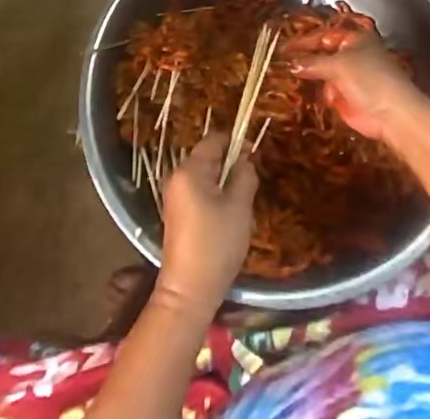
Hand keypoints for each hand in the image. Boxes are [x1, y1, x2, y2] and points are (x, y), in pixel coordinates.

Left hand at [155, 132, 255, 313]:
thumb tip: (245, 158)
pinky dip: (215, 195)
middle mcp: (176, 177)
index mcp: (190, 170)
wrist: (188, 288)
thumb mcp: (239, 207)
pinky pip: (198, 192)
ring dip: (224, 181)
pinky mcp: (176, 212)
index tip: (255, 150)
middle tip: (253, 178)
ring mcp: (174, 195)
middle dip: (230, 163)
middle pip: (207, 158)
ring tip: (244, 198)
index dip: (234, 141)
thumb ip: (244, 177)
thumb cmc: (217, 244)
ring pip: (204, 176)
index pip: (212, 141)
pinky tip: (230, 214)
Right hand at [290, 30, 424, 141]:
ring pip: (319, 71)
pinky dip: (311, 90)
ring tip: (284, 76)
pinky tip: (296, 90)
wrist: (392, 115)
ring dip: (305, 74)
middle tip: (280, 60)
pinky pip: (321, 89)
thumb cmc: (370, 80)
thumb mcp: (338, 65)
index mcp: (353, 38)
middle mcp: (349, 54)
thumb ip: (311, 62)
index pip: (321, 35)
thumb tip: (290, 63)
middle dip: (301, 57)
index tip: (283, 47)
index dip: (302, 41)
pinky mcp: (342, 96)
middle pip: (319, 52)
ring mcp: (346, 76)